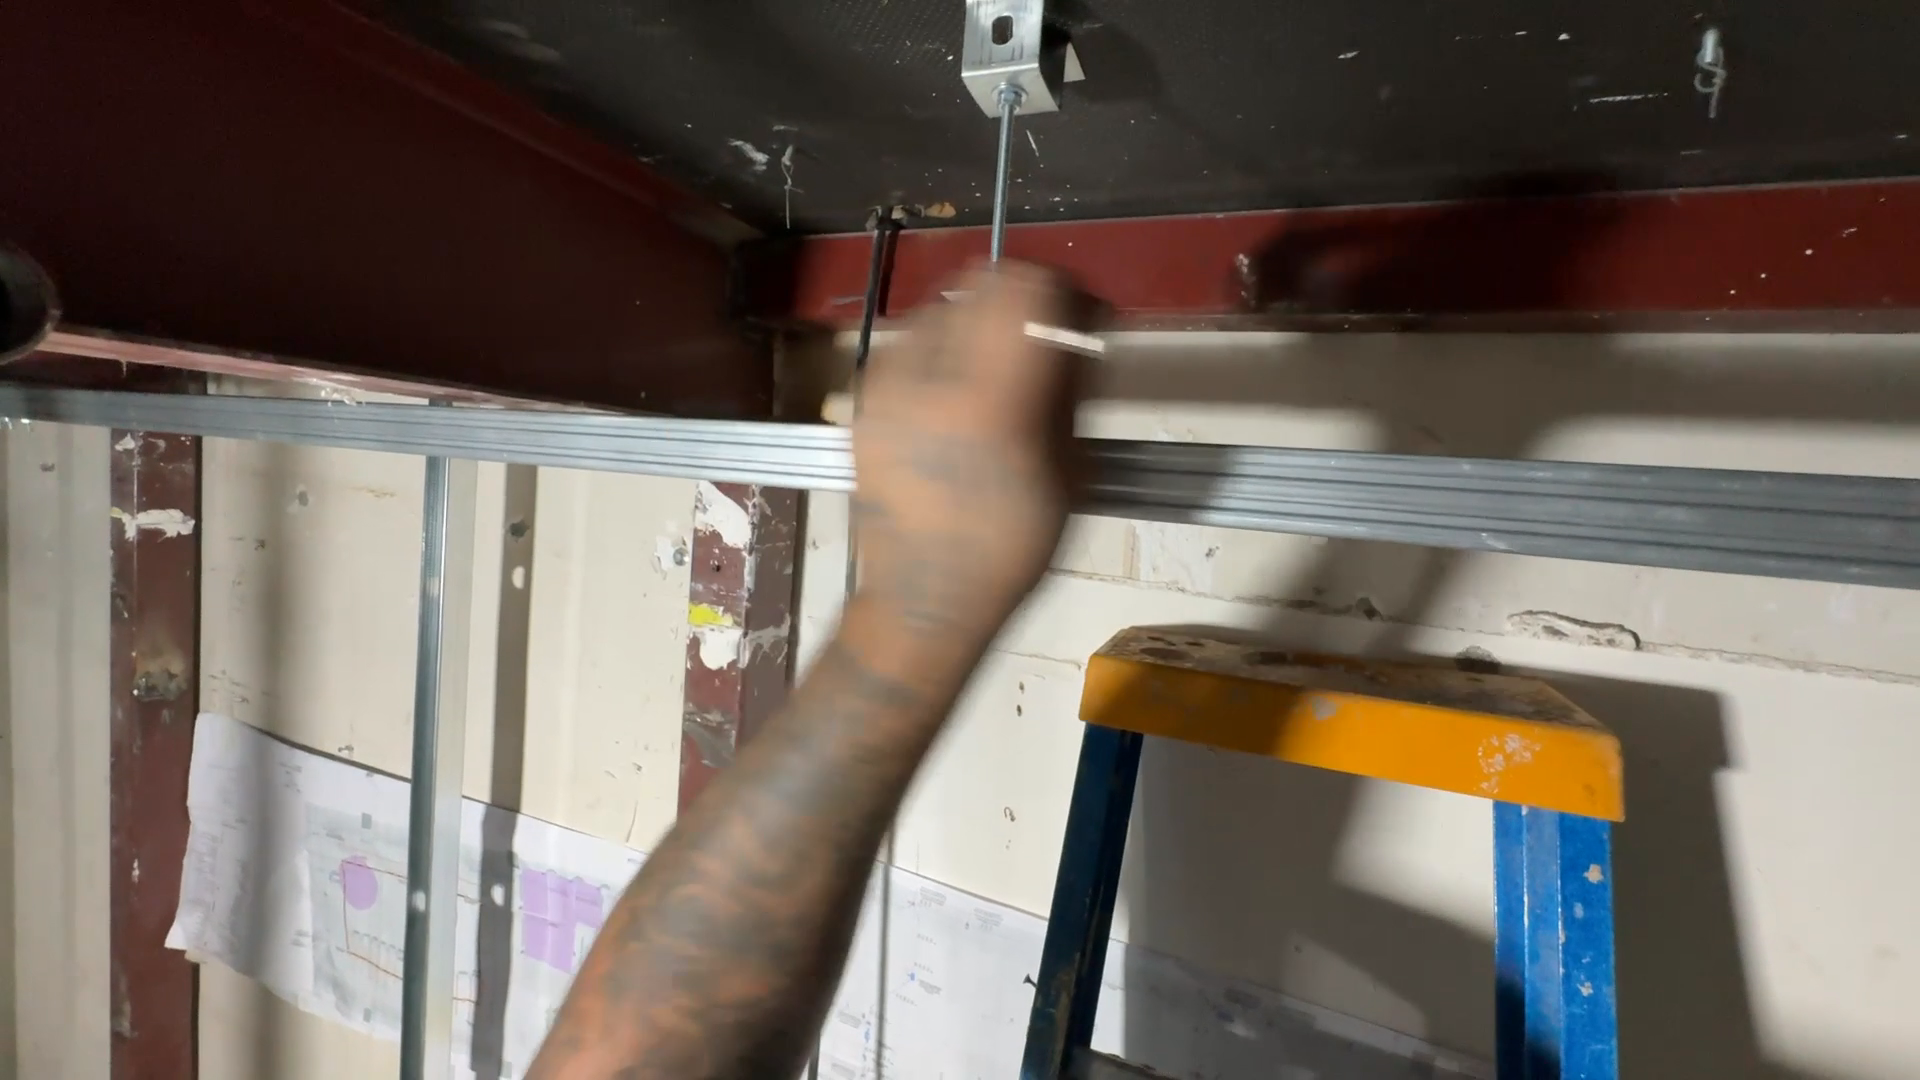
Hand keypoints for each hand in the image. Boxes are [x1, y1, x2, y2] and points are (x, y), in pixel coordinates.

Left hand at [851, 261, 1092, 642]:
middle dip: (1020, 303)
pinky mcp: (861, 403)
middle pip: (980, 283)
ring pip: (941, 310)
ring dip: (977, 326)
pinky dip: (939, 354)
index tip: (1080, 318)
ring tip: (995, 376)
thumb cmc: (1010, 548)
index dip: (1062, 290)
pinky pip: (908, 346)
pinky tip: (952, 398)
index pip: (1025, 285)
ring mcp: (883, 389)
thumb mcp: (1067, 472)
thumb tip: (1076, 327)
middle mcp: (925, 378)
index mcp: (989, 400)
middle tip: (1040, 344)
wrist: (922, 597)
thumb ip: (1071, 386)